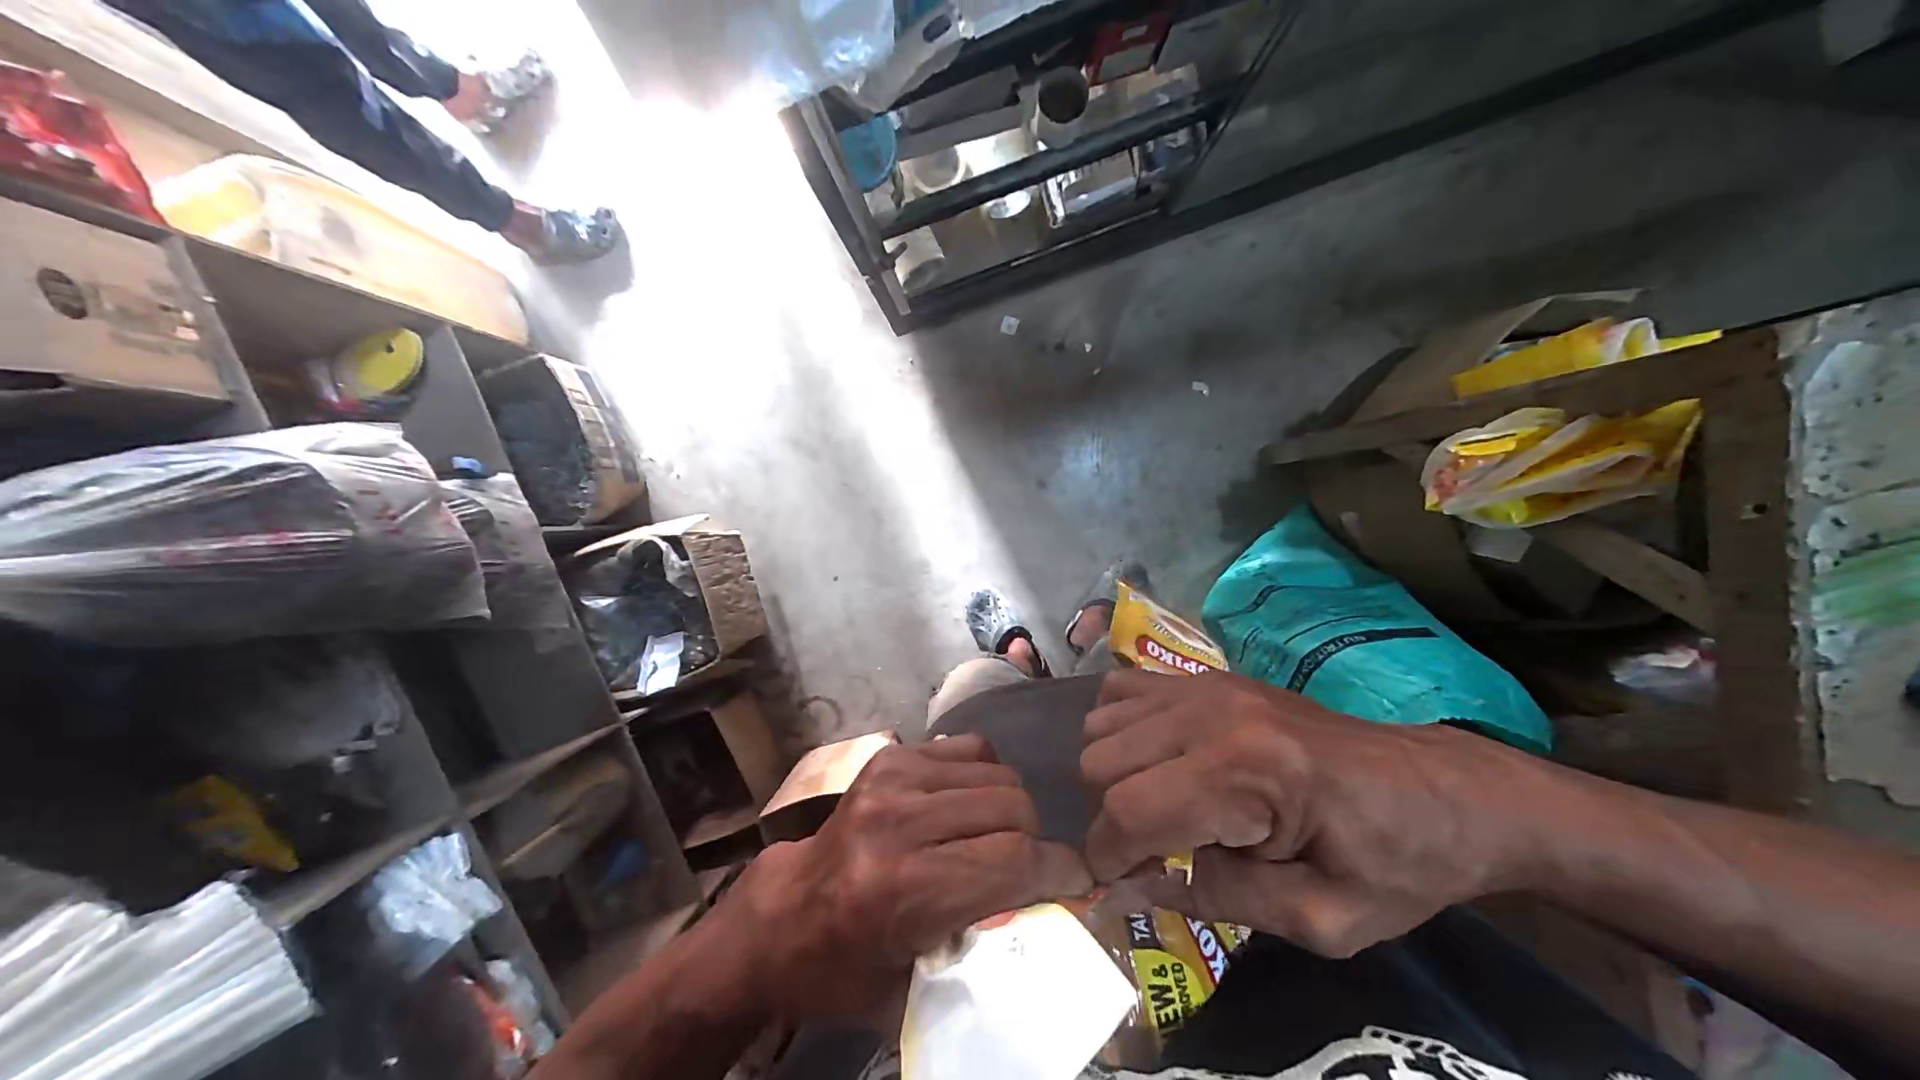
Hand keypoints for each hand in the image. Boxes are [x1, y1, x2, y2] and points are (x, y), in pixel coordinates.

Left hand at [721, 735, 1091, 1020]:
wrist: (783, 913)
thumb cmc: (844, 967)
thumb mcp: (915, 990)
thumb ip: (987, 952)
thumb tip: (1057, 917)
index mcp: (904, 888)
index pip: (1013, 860)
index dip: (1058, 871)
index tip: (1075, 880)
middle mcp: (898, 822)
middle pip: (1012, 809)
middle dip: (1036, 840)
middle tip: (1030, 866)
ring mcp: (892, 779)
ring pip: (996, 774)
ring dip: (1011, 807)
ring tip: (1000, 835)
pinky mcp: (889, 757)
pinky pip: (969, 749)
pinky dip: (984, 775)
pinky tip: (971, 804)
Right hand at [1081, 669, 1532, 957]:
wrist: (1443, 789)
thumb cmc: (1397, 864)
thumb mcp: (1322, 920)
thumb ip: (1215, 899)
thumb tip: (1127, 884)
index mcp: (1250, 771)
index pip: (1129, 810)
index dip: (1109, 857)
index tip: (1119, 886)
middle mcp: (1214, 712)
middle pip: (1100, 762)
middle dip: (1110, 819)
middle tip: (1152, 851)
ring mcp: (1207, 685)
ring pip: (1102, 725)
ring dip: (1113, 774)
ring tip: (1157, 806)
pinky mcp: (1208, 677)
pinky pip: (1122, 692)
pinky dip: (1119, 729)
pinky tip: (1155, 760)